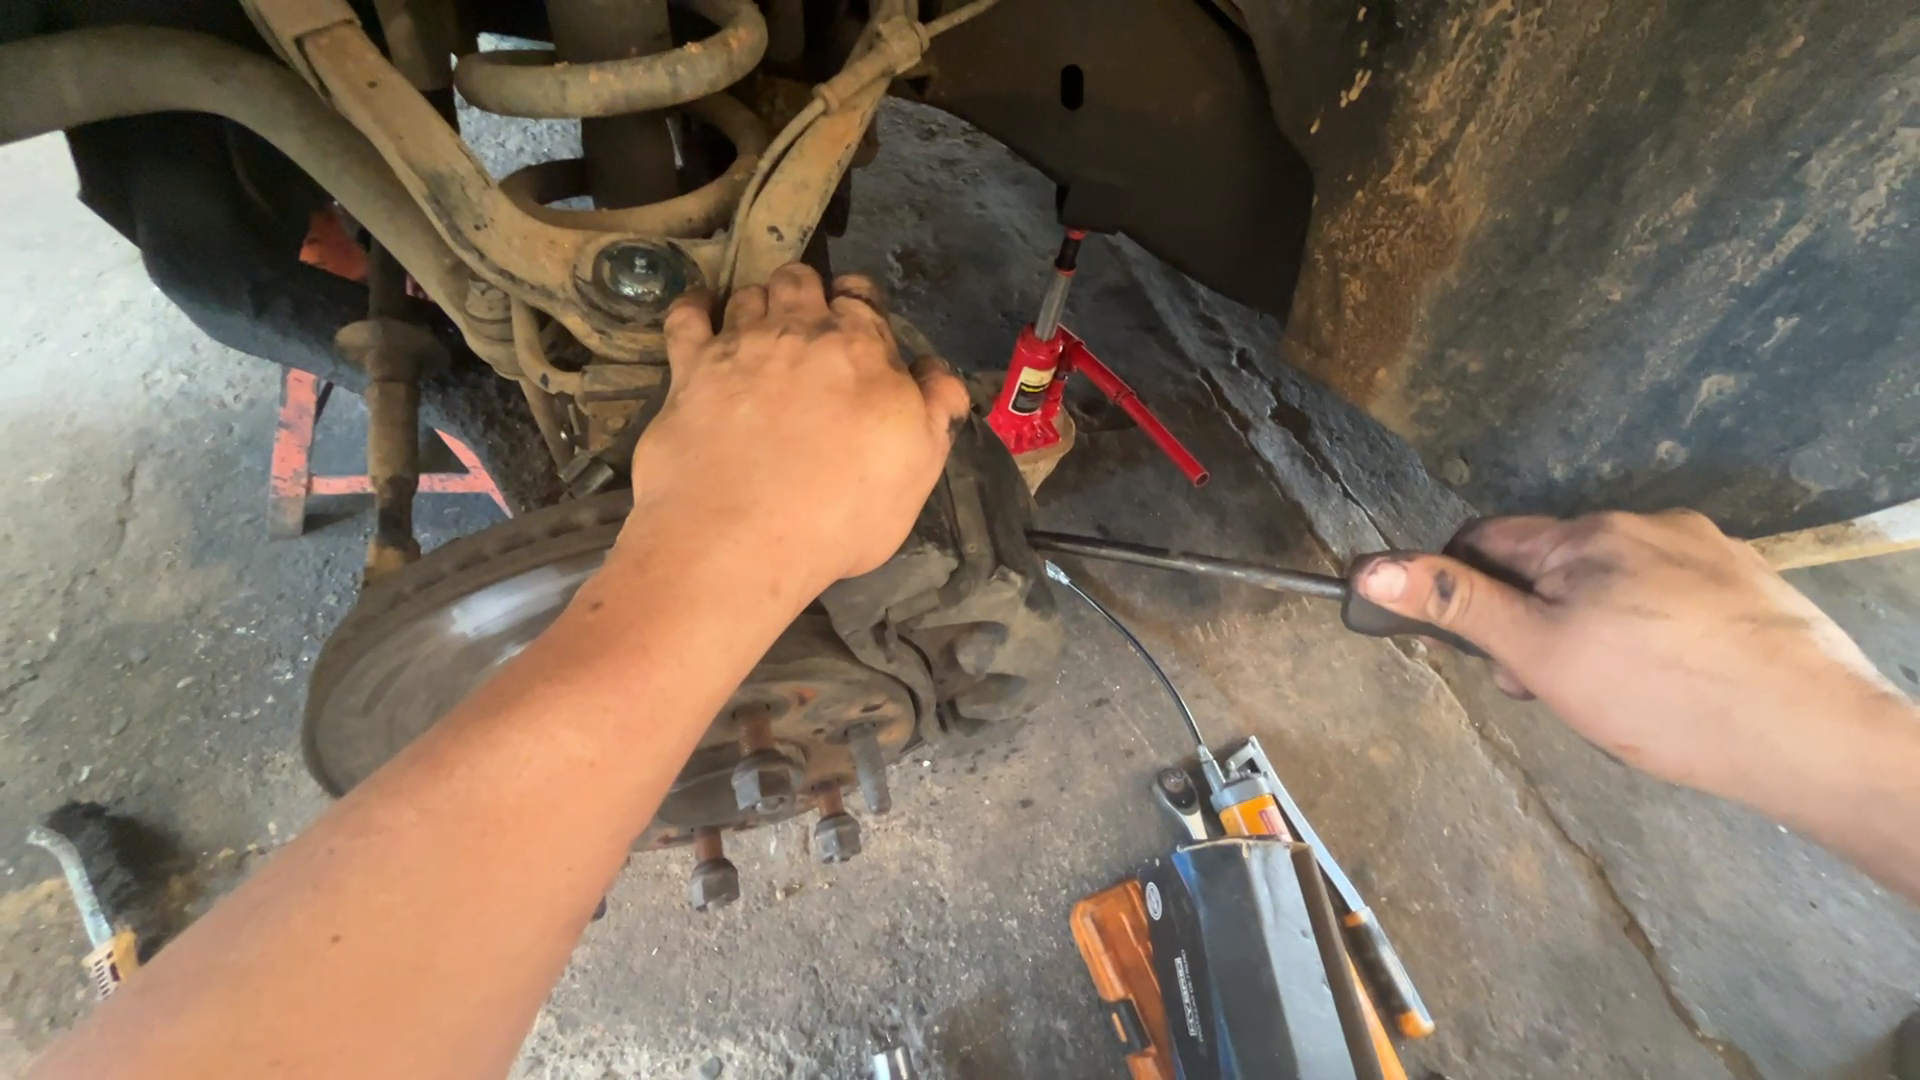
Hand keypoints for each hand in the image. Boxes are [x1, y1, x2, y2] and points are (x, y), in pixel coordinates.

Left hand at [618, 264, 970, 590]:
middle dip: (807, 293)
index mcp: (861, 349)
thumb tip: (935, 370)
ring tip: (761, 328)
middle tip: (808, 329)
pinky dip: (695, 306)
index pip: (862, 298)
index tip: (857, 326)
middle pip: (802, 282)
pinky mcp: (687, 371)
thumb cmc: (845, 509)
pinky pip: (686, 317)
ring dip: (759, 302)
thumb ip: (935, 408)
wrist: (744, 538)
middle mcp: (798, 332)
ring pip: (749, 294)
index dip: (859, 305)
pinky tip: (701, 311)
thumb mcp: (920, 466)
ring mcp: (738, 346)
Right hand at [1351, 510, 1908, 799]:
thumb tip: (1369, 567)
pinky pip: (1658, 591)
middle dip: (1525, 614)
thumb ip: (1452, 603)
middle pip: (1543, 562)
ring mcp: (1706, 550)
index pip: (1484, 540)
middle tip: (1542, 679)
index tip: (1478, 641)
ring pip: (1600, 579)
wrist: (1823, 746)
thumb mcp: (1535, 652)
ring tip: (1604, 684)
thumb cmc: (1656, 694)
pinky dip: (1636, 624)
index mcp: (1587, 533)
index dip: (1462, 587)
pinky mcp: (1749, 582)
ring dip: (1578, 620)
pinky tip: (1659, 673)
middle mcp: (1646, 523)